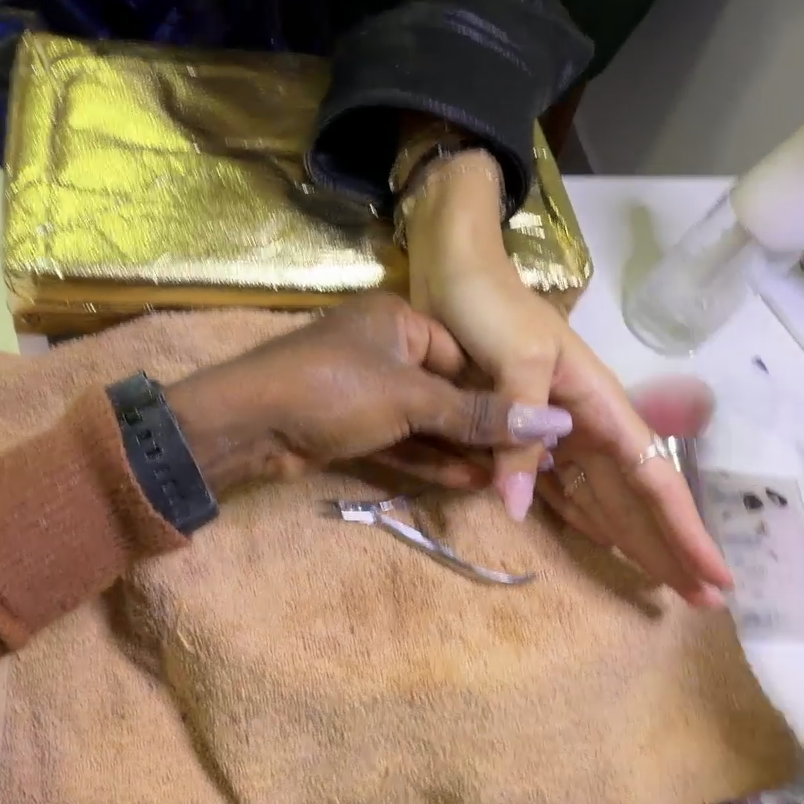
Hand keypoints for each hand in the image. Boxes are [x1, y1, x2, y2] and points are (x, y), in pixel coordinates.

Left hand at [166, 293, 567, 493]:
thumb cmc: (335, 389)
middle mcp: (383, 350)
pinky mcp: (347, 427)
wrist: (250, 423)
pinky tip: (468, 483)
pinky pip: (398, 441)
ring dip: (460, 450)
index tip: (542, 428)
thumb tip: (554, 422)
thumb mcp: (411, 398)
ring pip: (423, 422)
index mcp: (399, 320)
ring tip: (508, 480)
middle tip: (532, 462)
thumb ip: (477, 414)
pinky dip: (427, 461)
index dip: (502, 394)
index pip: (466, 357)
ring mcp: (363, 391)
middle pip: (446, 392)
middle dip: (484, 428)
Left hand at [404, 150, 731, 605]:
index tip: (718, 577)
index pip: (651, 476)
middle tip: (702, 601)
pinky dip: (580, 517)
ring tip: (663, 584)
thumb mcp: (510, 362)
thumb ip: (516, 428)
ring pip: (601, 497)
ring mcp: (554, 430)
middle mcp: (584, 422)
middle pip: (634, 496)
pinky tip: (601, 542)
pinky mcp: (518, 433)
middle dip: (668, 546)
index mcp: (596, 403)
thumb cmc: (486, 309)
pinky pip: (557, 485)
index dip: (682, 529)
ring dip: (631, 539)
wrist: (451, 275)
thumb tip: (522, 508)